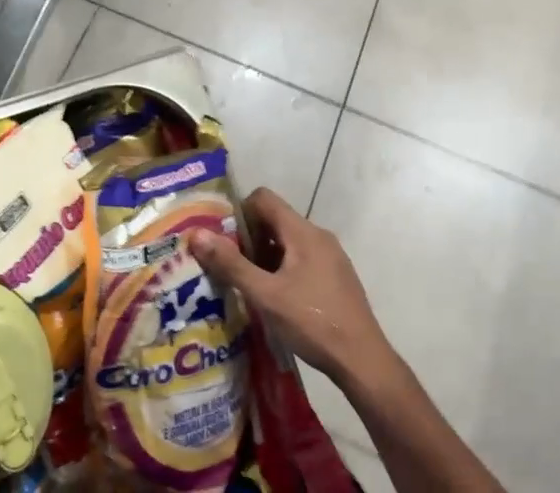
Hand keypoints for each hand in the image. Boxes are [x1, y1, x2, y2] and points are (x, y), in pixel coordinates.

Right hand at [187, 187, 396, 386]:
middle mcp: (319, 236)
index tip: (221, 239)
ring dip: (265, 257)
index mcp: (303, 232)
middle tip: (227, 266)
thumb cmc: (312, 322)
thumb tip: (196, 234)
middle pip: (275, 220)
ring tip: (245, 285)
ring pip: (288, 243)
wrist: (362, 361)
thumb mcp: (265, 295)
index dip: (239, 212)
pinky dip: (282, 270)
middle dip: (248, 238)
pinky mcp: (336, 277)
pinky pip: (302, 260)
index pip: (264, 199)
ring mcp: (331, 257)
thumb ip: (231, 264)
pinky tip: (273, 300)